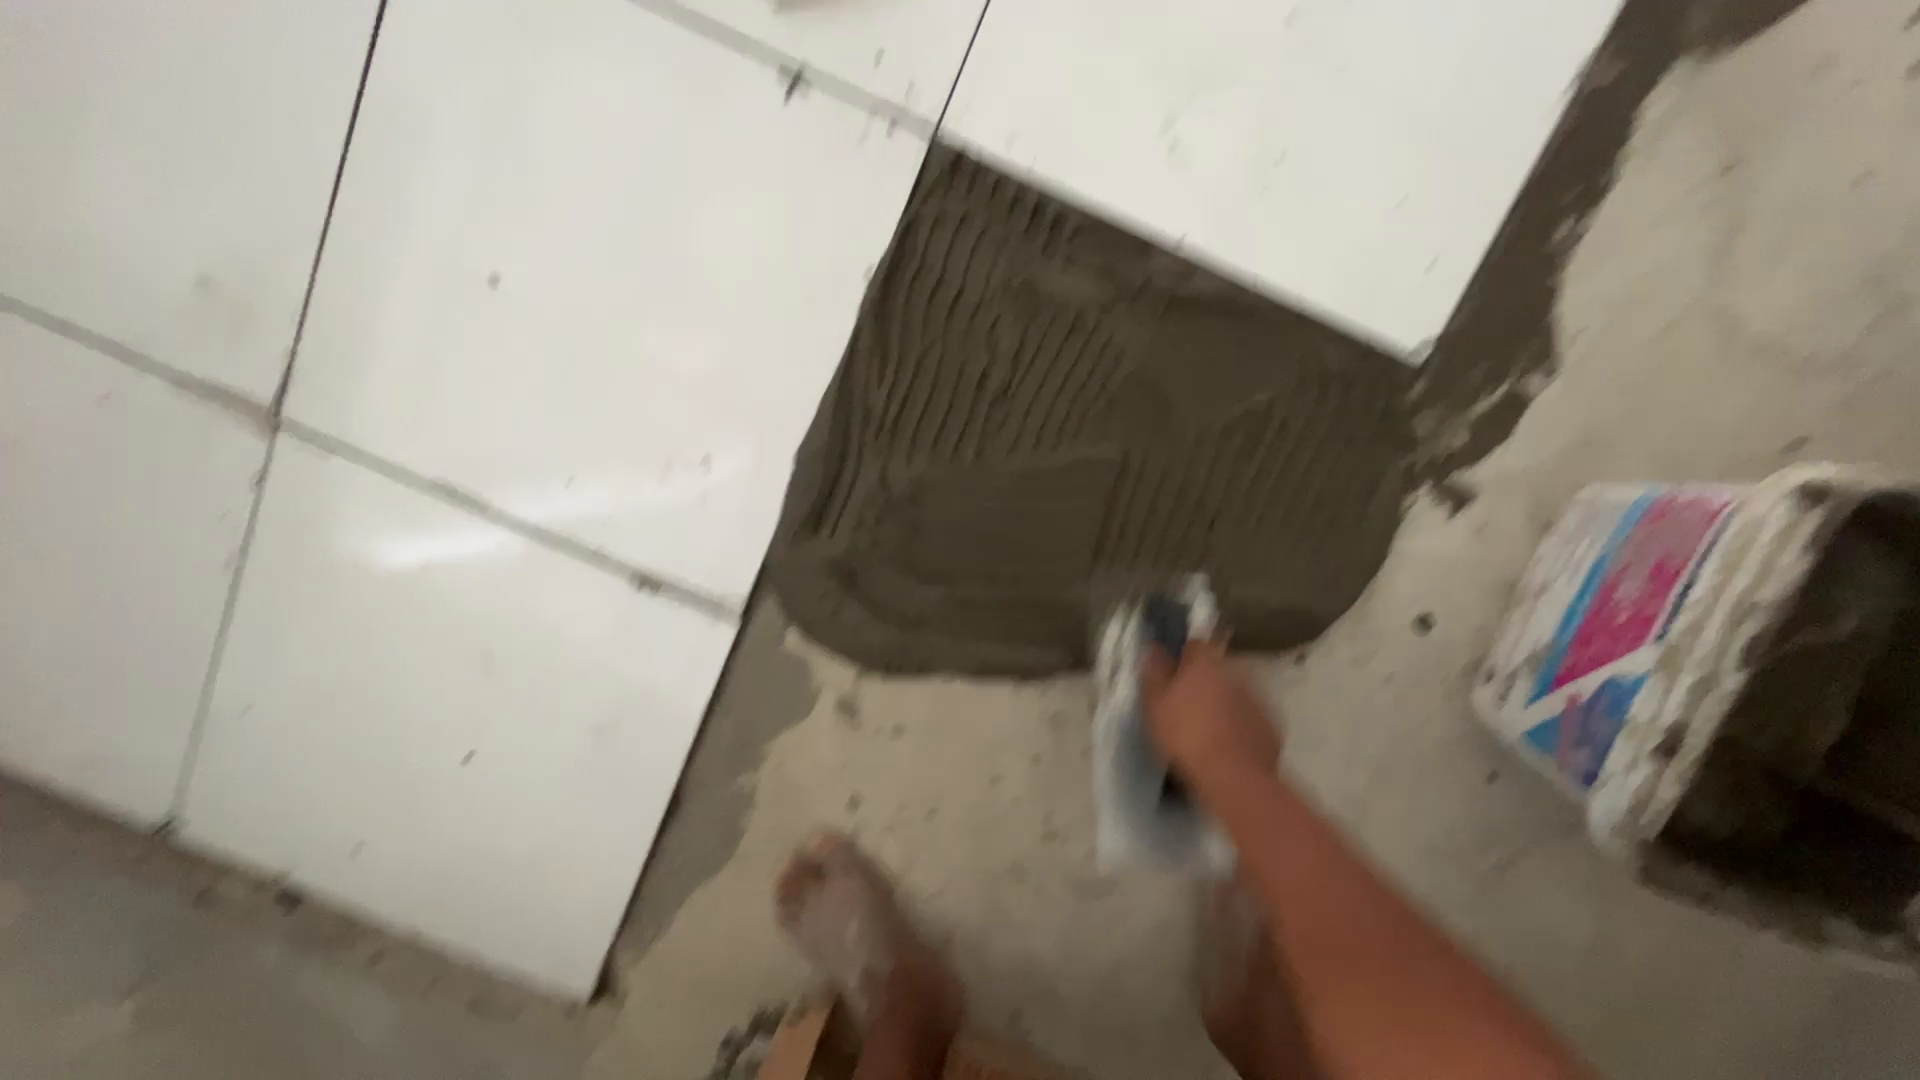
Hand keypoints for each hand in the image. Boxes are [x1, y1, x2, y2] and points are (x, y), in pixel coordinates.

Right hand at [1141, 639, 1281, 789]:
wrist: (1234, 777)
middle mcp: (1235, 673)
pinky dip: (1239, 724)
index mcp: (1205, 663)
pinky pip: (1248, 717)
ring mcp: (1257, 699)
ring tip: (1206, 729)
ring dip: (1222, 703)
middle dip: (1204, 680)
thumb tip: (1152, 649)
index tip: (1173, 669)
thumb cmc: (1186, 736)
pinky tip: (1227, 745)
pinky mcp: (1271, 725)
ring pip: (1234, 693)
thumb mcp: (1154, 705)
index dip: (1184, 653)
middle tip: (1186, 704)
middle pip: (1217, 669)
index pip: (1196, 643)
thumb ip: (1153, 673)